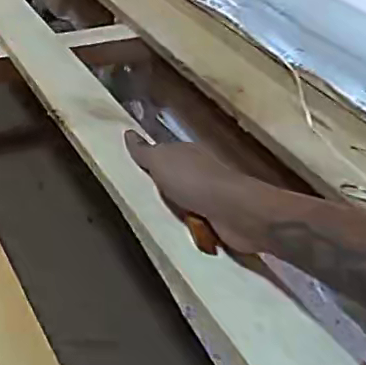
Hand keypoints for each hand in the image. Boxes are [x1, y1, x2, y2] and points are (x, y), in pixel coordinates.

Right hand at [125, 133, 272, 254]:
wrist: (237, 213)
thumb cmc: (193, 181)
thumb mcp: (159, 161)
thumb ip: (143, 150)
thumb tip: (128, 133)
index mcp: (186, 152)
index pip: (163, 152)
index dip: (150, 161)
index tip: (135, 171)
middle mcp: (201, 170)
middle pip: (173, 179)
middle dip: (161, 190)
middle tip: (143, 198)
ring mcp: (214, 195)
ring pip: (185, 202)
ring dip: (176, 211)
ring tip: (160, 218)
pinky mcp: (222, 219)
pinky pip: (199, 222)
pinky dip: (192, 228)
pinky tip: (182, 231)